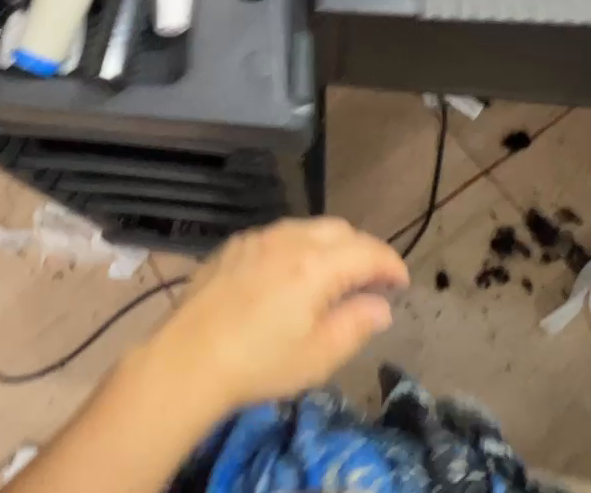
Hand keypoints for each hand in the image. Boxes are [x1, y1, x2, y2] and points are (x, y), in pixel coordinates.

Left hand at [131, 216, 409, 418]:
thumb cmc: (260, 362)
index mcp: (314, 265)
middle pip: (337, 229)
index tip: (401, 282)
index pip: (366, 250)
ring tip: (334, 277)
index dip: (390, 263)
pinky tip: (291, 276)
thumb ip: (355, 324)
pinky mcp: (232, 247)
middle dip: (362, 249)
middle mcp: (286, 240)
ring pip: (305, 228)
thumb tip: (380, 306)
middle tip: (372, 280)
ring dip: (328, 245)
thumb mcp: (319, 356)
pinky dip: (297, 248)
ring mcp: (255, 239)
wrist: (189, 357)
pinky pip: (276, 236)